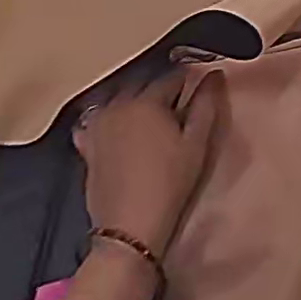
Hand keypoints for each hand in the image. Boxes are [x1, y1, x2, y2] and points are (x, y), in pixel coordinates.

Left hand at [73, 67, 221, 252]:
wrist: (130, 226)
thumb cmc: (171, 182)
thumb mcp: (196, 142)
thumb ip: (206, 104)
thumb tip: (214, 73)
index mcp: (147, 101)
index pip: (172, 77)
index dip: (188, 80)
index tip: (198, 89)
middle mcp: (118, 105)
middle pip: (143, 83)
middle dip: (161, 88)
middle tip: (179, 104)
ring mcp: (97, 124)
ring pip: (119, 98)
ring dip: (136, 99)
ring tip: (152, 116)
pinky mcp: (86, 144)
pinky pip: (97, 119)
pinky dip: (109, 117)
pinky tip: (119, 128)